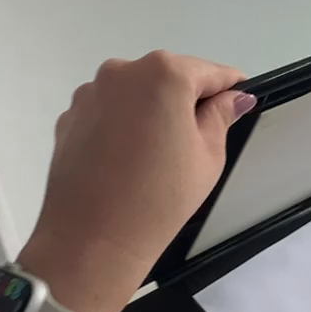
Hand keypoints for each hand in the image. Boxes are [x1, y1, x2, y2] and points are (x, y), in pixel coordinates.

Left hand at [18, 51, 254, 311]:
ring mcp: (90, 93)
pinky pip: (108, 111)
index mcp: (164, 73)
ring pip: (136, 93)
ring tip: (156, 155)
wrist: (92, 240)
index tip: (241, 102)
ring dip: (151, 111)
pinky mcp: (69, 117)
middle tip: (197, 141)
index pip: (211, 72)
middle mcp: (122, 71)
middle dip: (186, 101)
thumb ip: (221, 115)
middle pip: (169, 77)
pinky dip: (122, 125)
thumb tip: (235, 97)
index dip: (231, 88)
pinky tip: (127, 160)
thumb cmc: (162, 196)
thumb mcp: (208, 155)